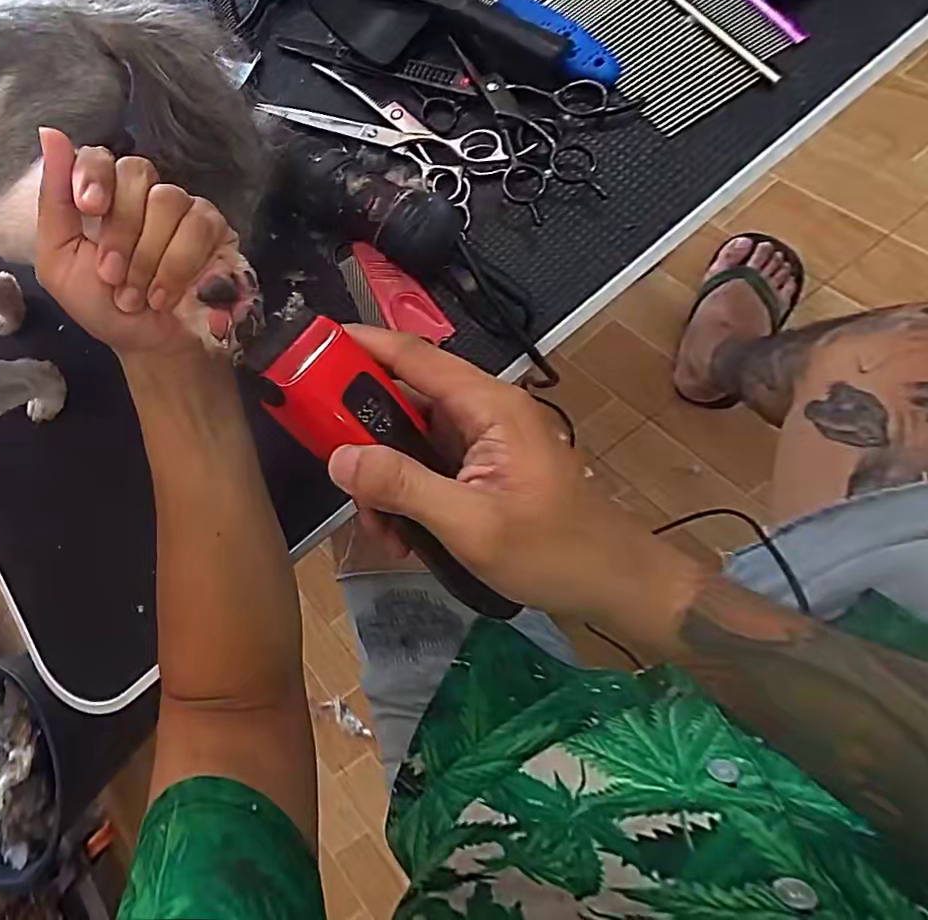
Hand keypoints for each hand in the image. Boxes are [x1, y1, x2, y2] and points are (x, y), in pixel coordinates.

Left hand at [33, 129, 236, 359]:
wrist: (148, 345)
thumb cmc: (103, 308)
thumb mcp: (60, 263)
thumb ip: (54, 203)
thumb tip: (51, 134)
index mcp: (105, 198)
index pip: (102, 157)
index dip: (95, 175)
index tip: (90, 208)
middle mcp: (145, 197)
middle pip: (138, 173)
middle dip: (122, 231)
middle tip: (112, 276)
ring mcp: (183, 210)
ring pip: (169, 201)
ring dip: (149, 256)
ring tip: (139, 295)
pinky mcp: (216, 230)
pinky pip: (201, 225)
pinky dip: (179, 264)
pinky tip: (166, 293)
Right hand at [325, 325, 695, 621]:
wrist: (613, 583)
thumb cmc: (554, 551)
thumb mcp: (472, 524)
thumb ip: (404, 486)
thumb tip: (340, 458)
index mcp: (488, 406)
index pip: (416, 356)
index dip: (364, 345)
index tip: (314, 347)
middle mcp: (482, 411)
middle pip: (404, 399)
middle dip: (365, 434)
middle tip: (335, 467)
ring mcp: (480, 440)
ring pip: (409, 438)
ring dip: (383, 476)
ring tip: (378, 524)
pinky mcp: (479, 466)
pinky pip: (426, 466)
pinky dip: (405, 493)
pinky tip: (401, 534)